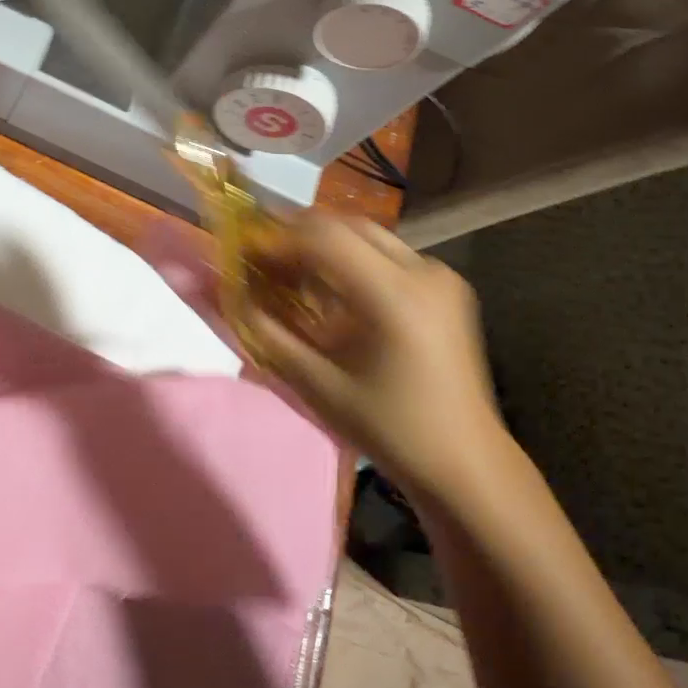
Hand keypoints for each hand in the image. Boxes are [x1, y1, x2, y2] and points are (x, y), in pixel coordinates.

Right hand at [241, 213, 506, 497]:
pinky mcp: (446, 288)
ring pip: (366, 236)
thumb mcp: (315, 382)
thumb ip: (264, 331)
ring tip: (292, 278)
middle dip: (297, 237)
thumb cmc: (387, 427)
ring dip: (324, 247)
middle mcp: (423, 272)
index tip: (243, 255)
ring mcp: (440, 277)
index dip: (276, 237)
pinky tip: (332, 294)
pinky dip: (351, 261)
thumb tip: (222, 292)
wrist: (464, 462)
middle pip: (345, 226)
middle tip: (262, 263)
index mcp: (394, 295)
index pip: (323, 235)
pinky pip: (387, 255)